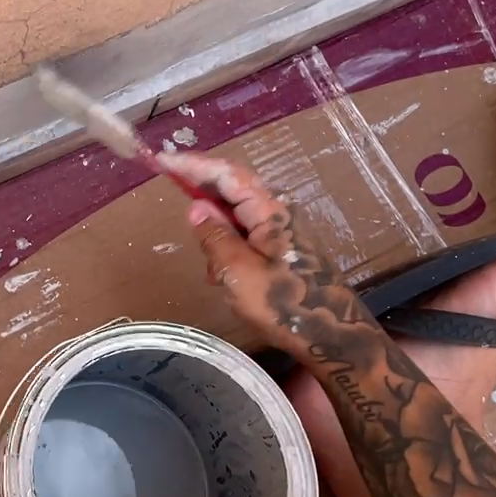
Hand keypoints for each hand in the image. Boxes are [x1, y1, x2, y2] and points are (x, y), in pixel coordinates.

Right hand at [155, 150, 328, 341]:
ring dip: (215, 227)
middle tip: (172, 188)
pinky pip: (247, 234)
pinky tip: (220, 273)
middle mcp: (278, 213)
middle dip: (201, 188)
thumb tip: (197, 208)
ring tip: (206, 262)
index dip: (193, 165)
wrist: (332, 337)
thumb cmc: (284, 304)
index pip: (227, 174)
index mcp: (269, 211)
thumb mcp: (238, 272)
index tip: (163, 159)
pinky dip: (227, 244)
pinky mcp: (283, 249)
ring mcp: (282, 231)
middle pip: (233, 187)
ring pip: (238, 214)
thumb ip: (215, 238)